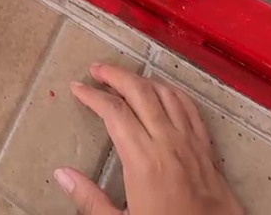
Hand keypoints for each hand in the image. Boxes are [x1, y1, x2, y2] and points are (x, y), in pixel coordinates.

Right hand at [56, 64, 243, 214]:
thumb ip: (91, 199)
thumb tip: (62, 174)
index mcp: (144, 161)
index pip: (114, 111)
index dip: (92, 95)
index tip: (77, 88)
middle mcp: (168, 143)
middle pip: (139, 91)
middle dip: (114, 75)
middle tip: (96, 71)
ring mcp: (192, 144)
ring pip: (165, 94)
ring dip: (142, 80)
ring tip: (125, 79)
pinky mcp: (209, 151)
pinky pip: (191, 109)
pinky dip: (172, 92)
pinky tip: (162, 92)